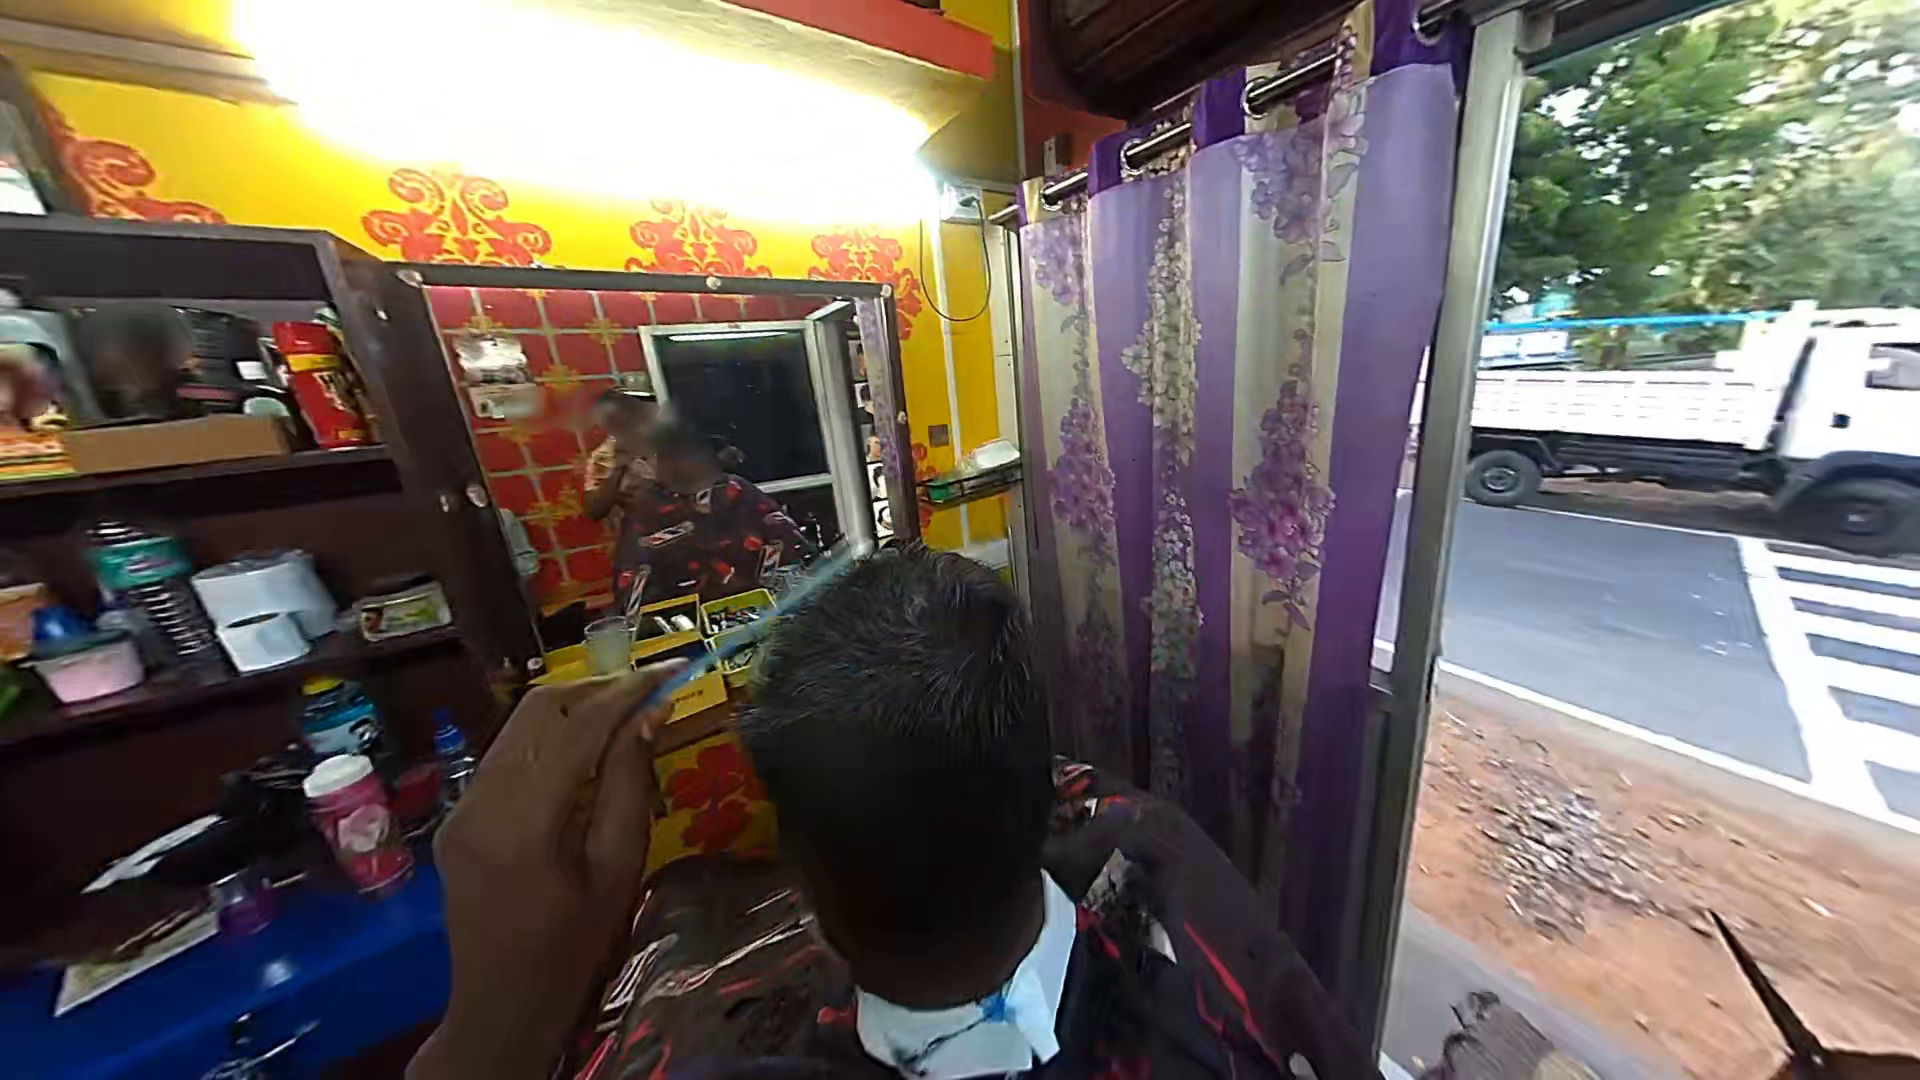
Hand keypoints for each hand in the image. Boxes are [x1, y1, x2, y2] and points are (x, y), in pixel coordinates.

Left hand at [410, 662, 683, 1079]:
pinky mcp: (461, 812)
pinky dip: (556, 731)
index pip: (581, 727)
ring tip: (628, 708)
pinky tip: (590, 742)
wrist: (501, 1002)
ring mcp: (462, 805)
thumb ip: (631, 777)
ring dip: (578, 704)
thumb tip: (653, 712)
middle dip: (601, 687)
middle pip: (540, 708)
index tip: (673, 668)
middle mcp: (481, 801)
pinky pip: (511, 748)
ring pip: (522, 722)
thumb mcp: (621, 859)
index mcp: (524, 822)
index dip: (631, 690)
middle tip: (651, 689)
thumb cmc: (577, 937)